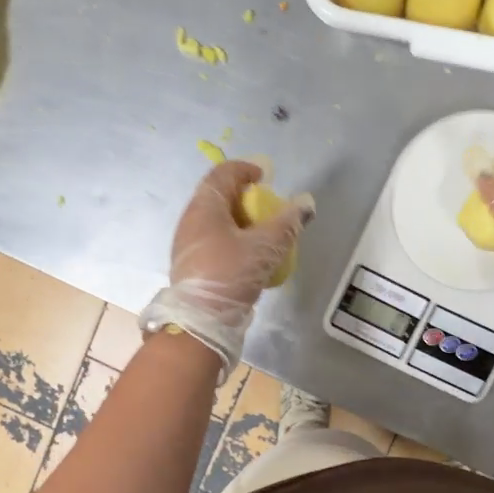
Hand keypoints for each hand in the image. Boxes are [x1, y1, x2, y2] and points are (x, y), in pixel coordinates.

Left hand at [139, 161, 310, 379]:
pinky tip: (248, 258)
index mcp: (204, 207)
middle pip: (218, 197)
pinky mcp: (191, 266)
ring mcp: (187, 245)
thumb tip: (306, 204)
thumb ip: (287, 224)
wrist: (201, 323)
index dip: (246, 169)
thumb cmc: (230, 274)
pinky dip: (232, 241)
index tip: (266, 177)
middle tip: (266, 208)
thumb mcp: (265, 247)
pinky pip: (213, 242)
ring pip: (215, 222)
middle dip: (244, 198)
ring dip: (239, 222)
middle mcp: (190, 221)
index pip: (223, 174)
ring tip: (261, 234)